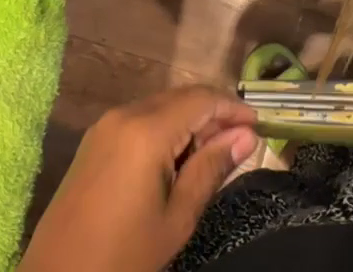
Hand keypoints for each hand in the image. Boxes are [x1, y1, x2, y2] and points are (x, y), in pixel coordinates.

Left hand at [19, 86, 258, 271]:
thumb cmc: (123, 255)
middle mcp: (124, 115)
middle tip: (241, 143)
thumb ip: (211, 169)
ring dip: (190, 122)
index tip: (259, 126)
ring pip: (160, 106)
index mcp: (146, 130)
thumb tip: (246, 136)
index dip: (232, 107)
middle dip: (213, 114)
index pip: (201, 99)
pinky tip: (178, 160)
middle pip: (180, 97)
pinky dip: (166, 130)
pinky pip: (140, 120)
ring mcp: (104, 126)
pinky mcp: (94, 142)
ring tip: (214, 155)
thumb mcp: (177, 218)